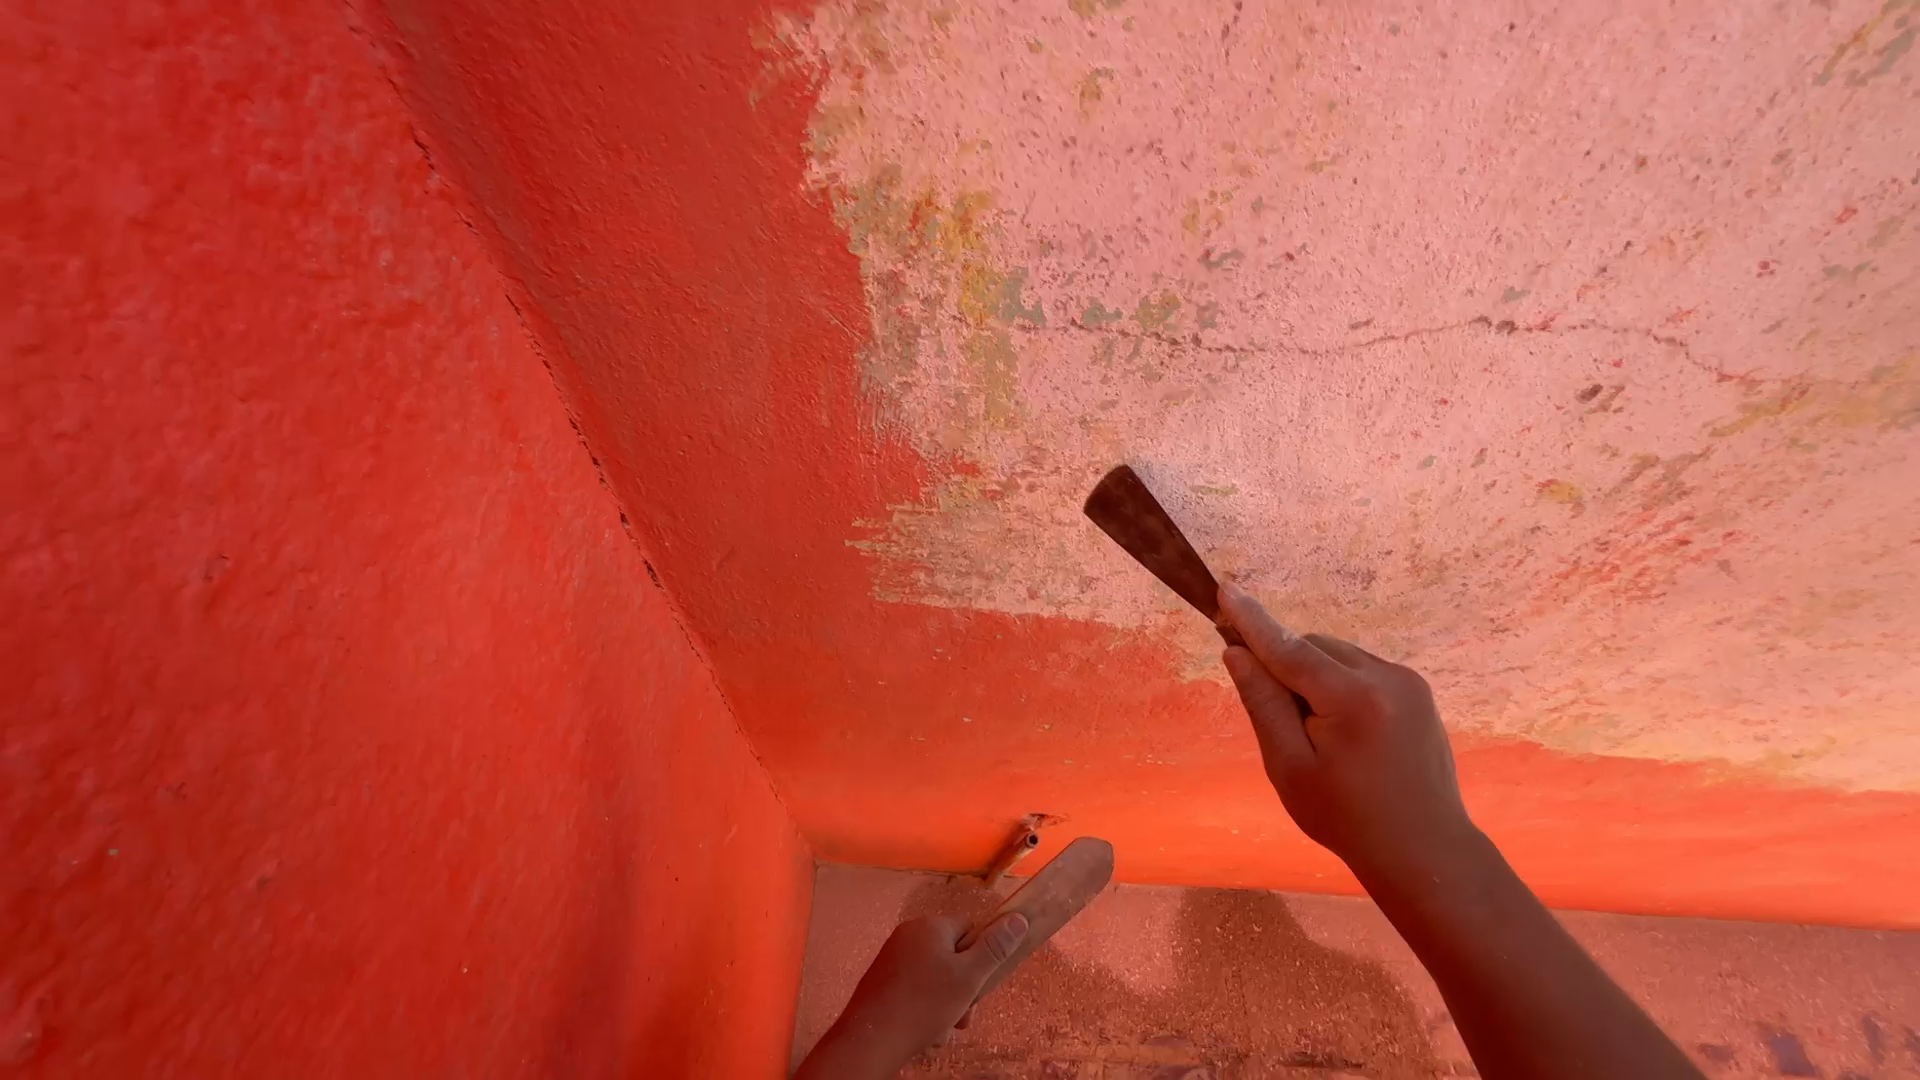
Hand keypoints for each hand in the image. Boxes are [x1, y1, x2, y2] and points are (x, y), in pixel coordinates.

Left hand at [795, 912, 1029, 1078]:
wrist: (870, 1038)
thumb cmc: (924, 1004)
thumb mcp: (968, 978)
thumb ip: (995, 948)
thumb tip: (1019, 918)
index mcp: (930, 926)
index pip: (969, 930)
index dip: (980, 958)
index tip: (980, 986)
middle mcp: (909, 933)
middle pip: (951, 955)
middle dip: (962, 988)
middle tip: (964, 1017)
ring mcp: (893, 956)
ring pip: (934, 976)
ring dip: (946, 1002)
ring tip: (944, 1029)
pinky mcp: (882, 978)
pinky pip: (914, 987)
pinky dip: (924, 1006)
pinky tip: (926, 1030)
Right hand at [1218, 582, 1476, 881]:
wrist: (1425, 852)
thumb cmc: (1345, 817)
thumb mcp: (1288, 765)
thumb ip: (1262, 702)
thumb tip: (1237, 652)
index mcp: (1353, 699)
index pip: (1288, 648)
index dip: (1251, 621)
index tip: (1224, 588)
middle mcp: (1386, 677)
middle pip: (1312, 647)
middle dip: (1284, 665)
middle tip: (1278, 716)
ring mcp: (1407, 681)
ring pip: (1335, 654)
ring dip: (1311, 674)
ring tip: (1315, 730)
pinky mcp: (1416, 690)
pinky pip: (1358, 667)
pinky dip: (1336, 682)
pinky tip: (1341, 728)